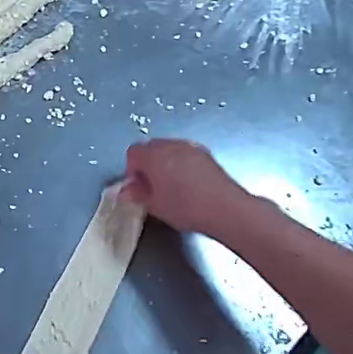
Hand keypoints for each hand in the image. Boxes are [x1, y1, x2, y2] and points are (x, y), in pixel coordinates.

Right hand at [119, 138, 258, 239]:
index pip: (133, 153)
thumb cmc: (186, 207)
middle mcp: (170, 145)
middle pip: (150, 147)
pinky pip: (185, 153)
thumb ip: (137, 195)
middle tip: (153, 187)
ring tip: (172, 186)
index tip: (138, 187)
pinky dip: (181, 164)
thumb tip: (126, 191)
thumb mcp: (155, 206)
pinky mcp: (206, 154)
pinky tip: (188, 184)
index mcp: (153, 155)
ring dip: (165, 163)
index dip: (132, 170)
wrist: (226, 208)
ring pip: (169, 149)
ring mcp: (190, 147)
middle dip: (148, 164)